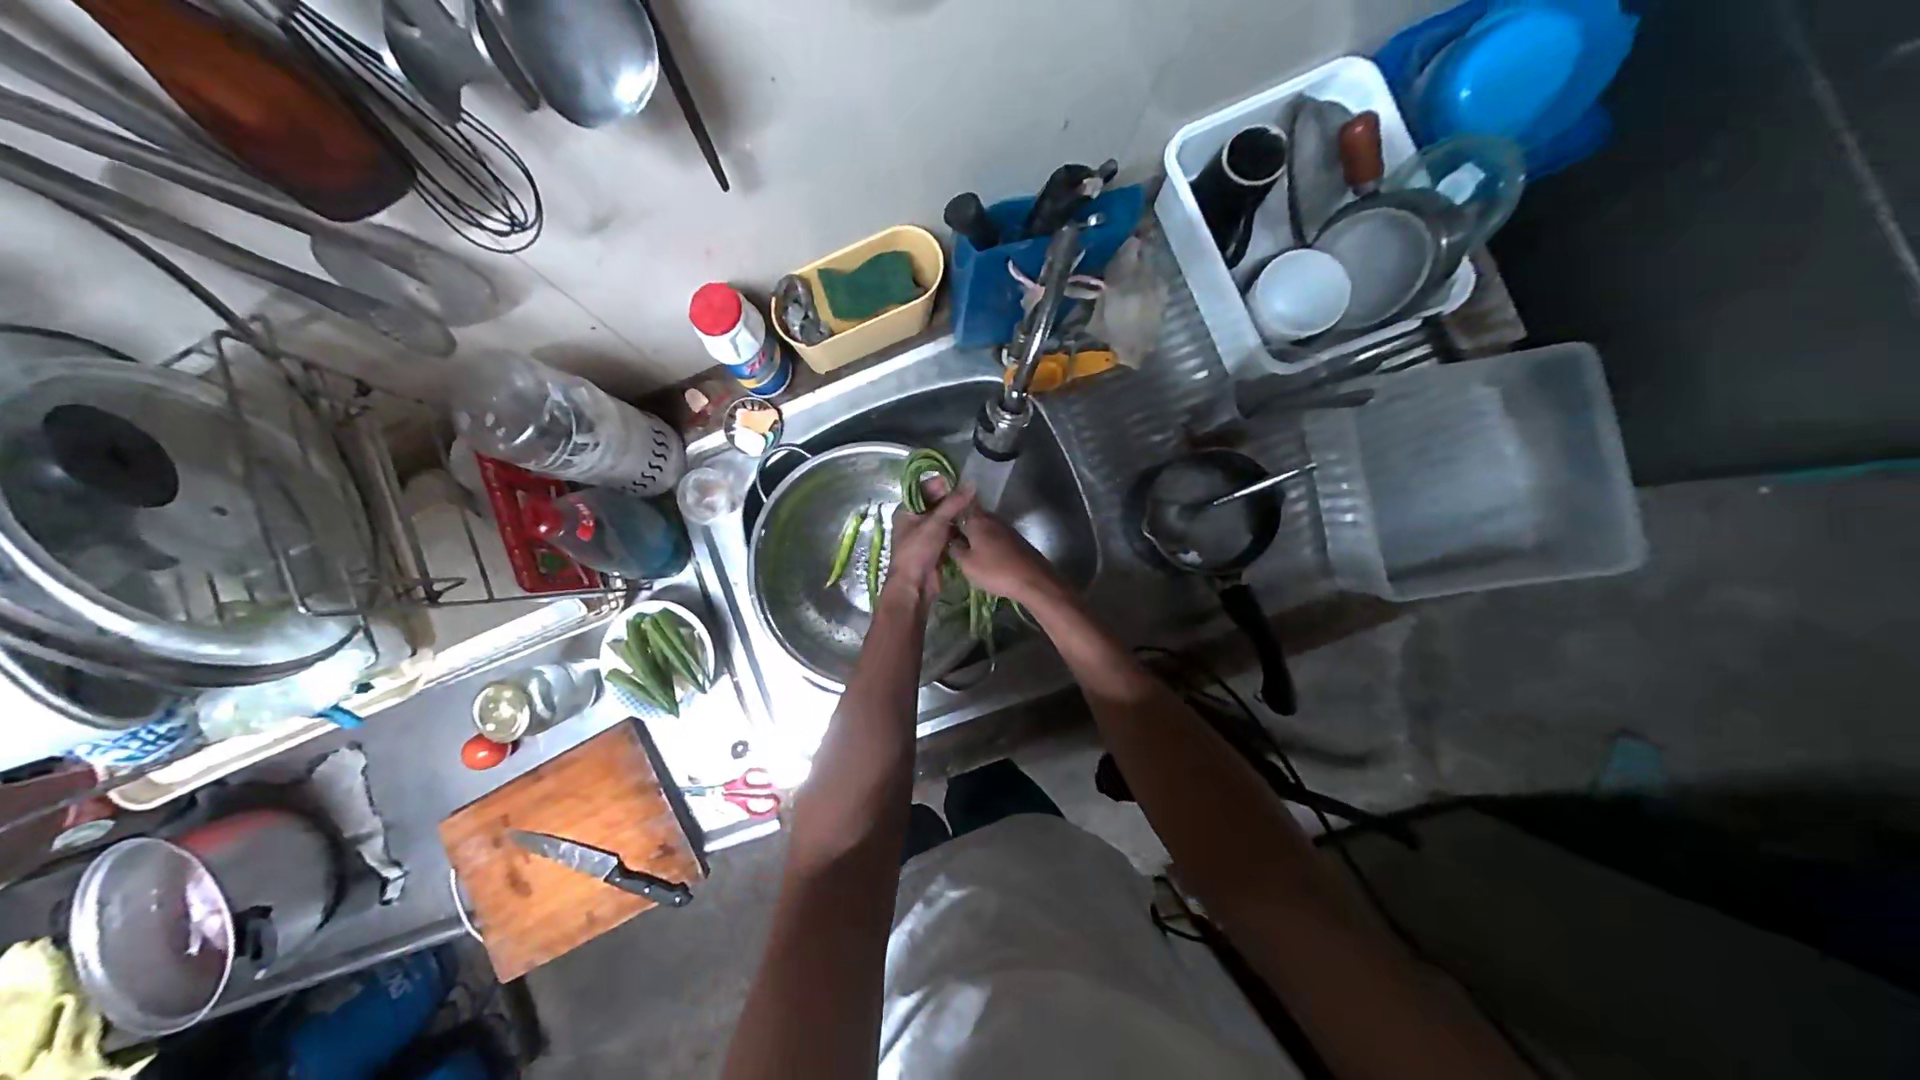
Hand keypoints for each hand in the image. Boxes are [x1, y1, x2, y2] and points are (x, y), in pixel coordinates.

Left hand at [881, 484, 973, 614]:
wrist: (914, 585)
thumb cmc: (918, 550)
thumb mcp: (936, 522)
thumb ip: (953, 503)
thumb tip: (971, 484)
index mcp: (906, 511)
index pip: (923, 490)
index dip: (940, 485)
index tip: (960, 484)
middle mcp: (913, 521)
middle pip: (934, 504)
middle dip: (951, 500)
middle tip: (971, 496)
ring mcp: (924, 535)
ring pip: (942, 519)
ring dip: (955, 515)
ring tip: (974, 509)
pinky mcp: (934, 548)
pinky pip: (947, 533)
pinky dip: (956, 529)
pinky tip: (970, 525)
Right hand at [950, 504, 1061, 605]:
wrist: (1033, 580)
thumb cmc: (995, 570)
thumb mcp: (967, 564)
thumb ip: (955, 549)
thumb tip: (951, 539)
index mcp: (978, 520)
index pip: (960, 506)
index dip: (950, 511)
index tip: (941, 519)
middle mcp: (993, 519)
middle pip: (973, 516)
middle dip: (962, 524)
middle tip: (950, 537)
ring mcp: (1006, 528)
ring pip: (985, 527)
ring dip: (976, 535)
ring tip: (965, 548)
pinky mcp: (1016, 540)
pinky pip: (996, 536)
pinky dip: (988, 542)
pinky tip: (984, 554)